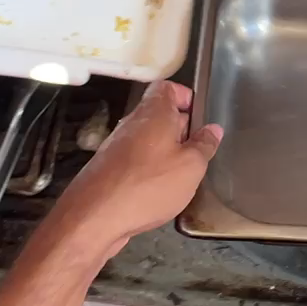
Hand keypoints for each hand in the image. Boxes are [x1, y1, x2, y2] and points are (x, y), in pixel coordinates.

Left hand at [44, 81, 221, 259]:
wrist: (93, 217)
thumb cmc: (149, 185)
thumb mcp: (191, 166)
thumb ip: (204, 145)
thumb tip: (213, 129)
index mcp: (154, 112)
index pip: (167, 87)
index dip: (185, 96)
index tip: (200, 116)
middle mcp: (133, 123)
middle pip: (160, 114)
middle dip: (182, 130)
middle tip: (199, 151)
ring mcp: (117, 146)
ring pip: (150, 140)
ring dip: (167, 153)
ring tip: (183, 175)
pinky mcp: (110, 169)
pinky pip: (137, 160)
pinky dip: (151, 170)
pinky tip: (160, 191)